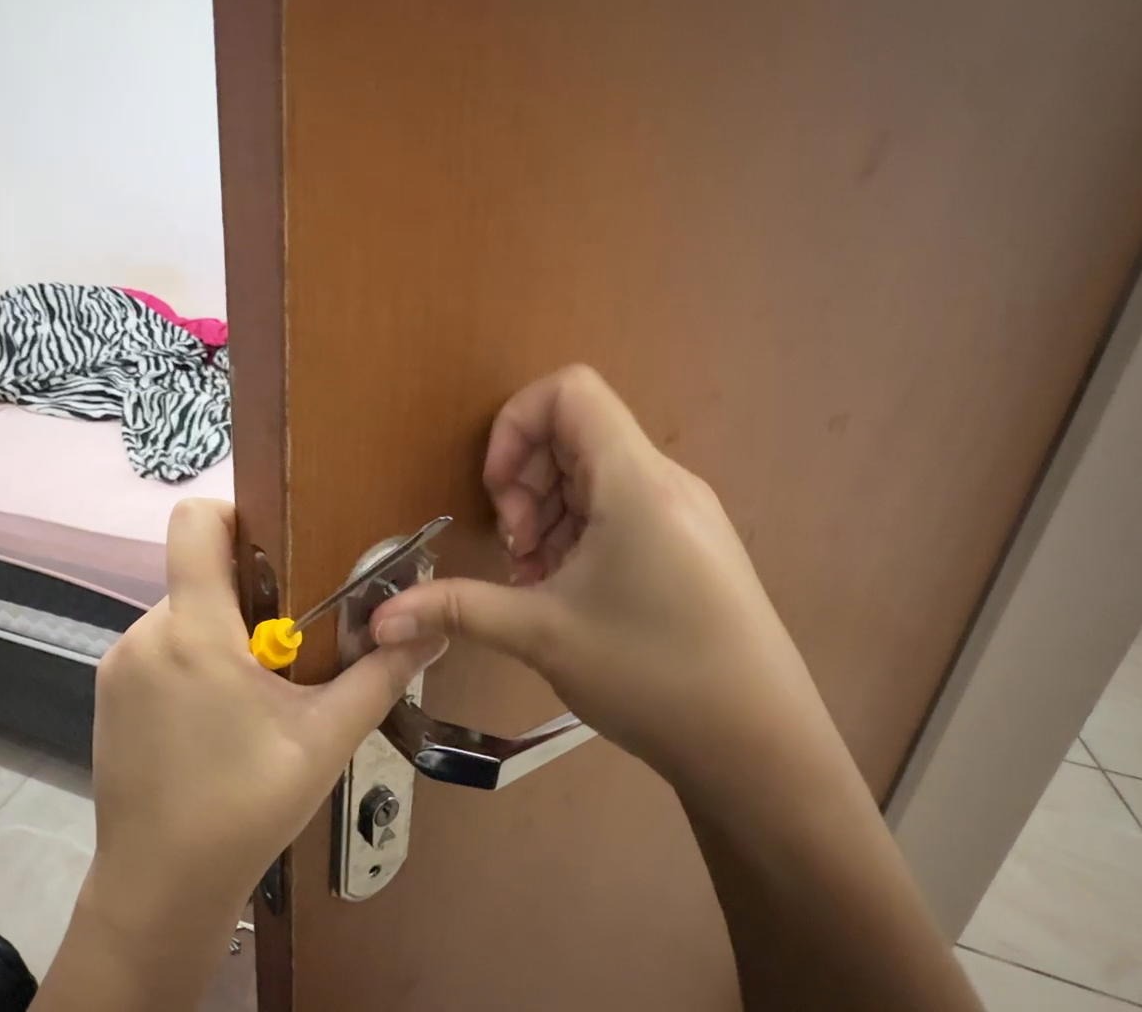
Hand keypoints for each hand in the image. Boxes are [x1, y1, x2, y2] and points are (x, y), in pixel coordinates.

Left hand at [39, 499, 444, 1009]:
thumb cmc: (244, 809)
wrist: (158, 889)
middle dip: (248, 596)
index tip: (278, 547)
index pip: (195, 522)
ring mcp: (119, 665)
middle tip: (288, 649)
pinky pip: (158, 650)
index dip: (237, 515)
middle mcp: (145, 633)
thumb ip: (381, 674)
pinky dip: (191, 663)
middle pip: (199, 574)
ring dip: (221, 636)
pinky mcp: (109, 694)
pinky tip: (216, 721)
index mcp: (194, 630)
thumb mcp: (325, 739)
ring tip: (255, 696)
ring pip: (181, 615)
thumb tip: (431, 628)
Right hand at [368, 365, 839, 808]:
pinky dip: (576, 534)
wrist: (763, 750)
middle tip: (516, 549)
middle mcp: (663, 482)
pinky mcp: (689, 543)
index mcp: (634, 482)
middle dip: (523, 482)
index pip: (568, 391)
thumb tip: (378, 619)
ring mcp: (682, 513)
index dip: (513, 426)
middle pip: (573, 433)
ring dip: (546, 514)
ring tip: (535, 580)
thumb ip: (455, 608)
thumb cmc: (653, 676)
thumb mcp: (542, 635)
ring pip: (591, 474)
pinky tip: (566, 592)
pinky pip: (617, 508)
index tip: (497, 495)